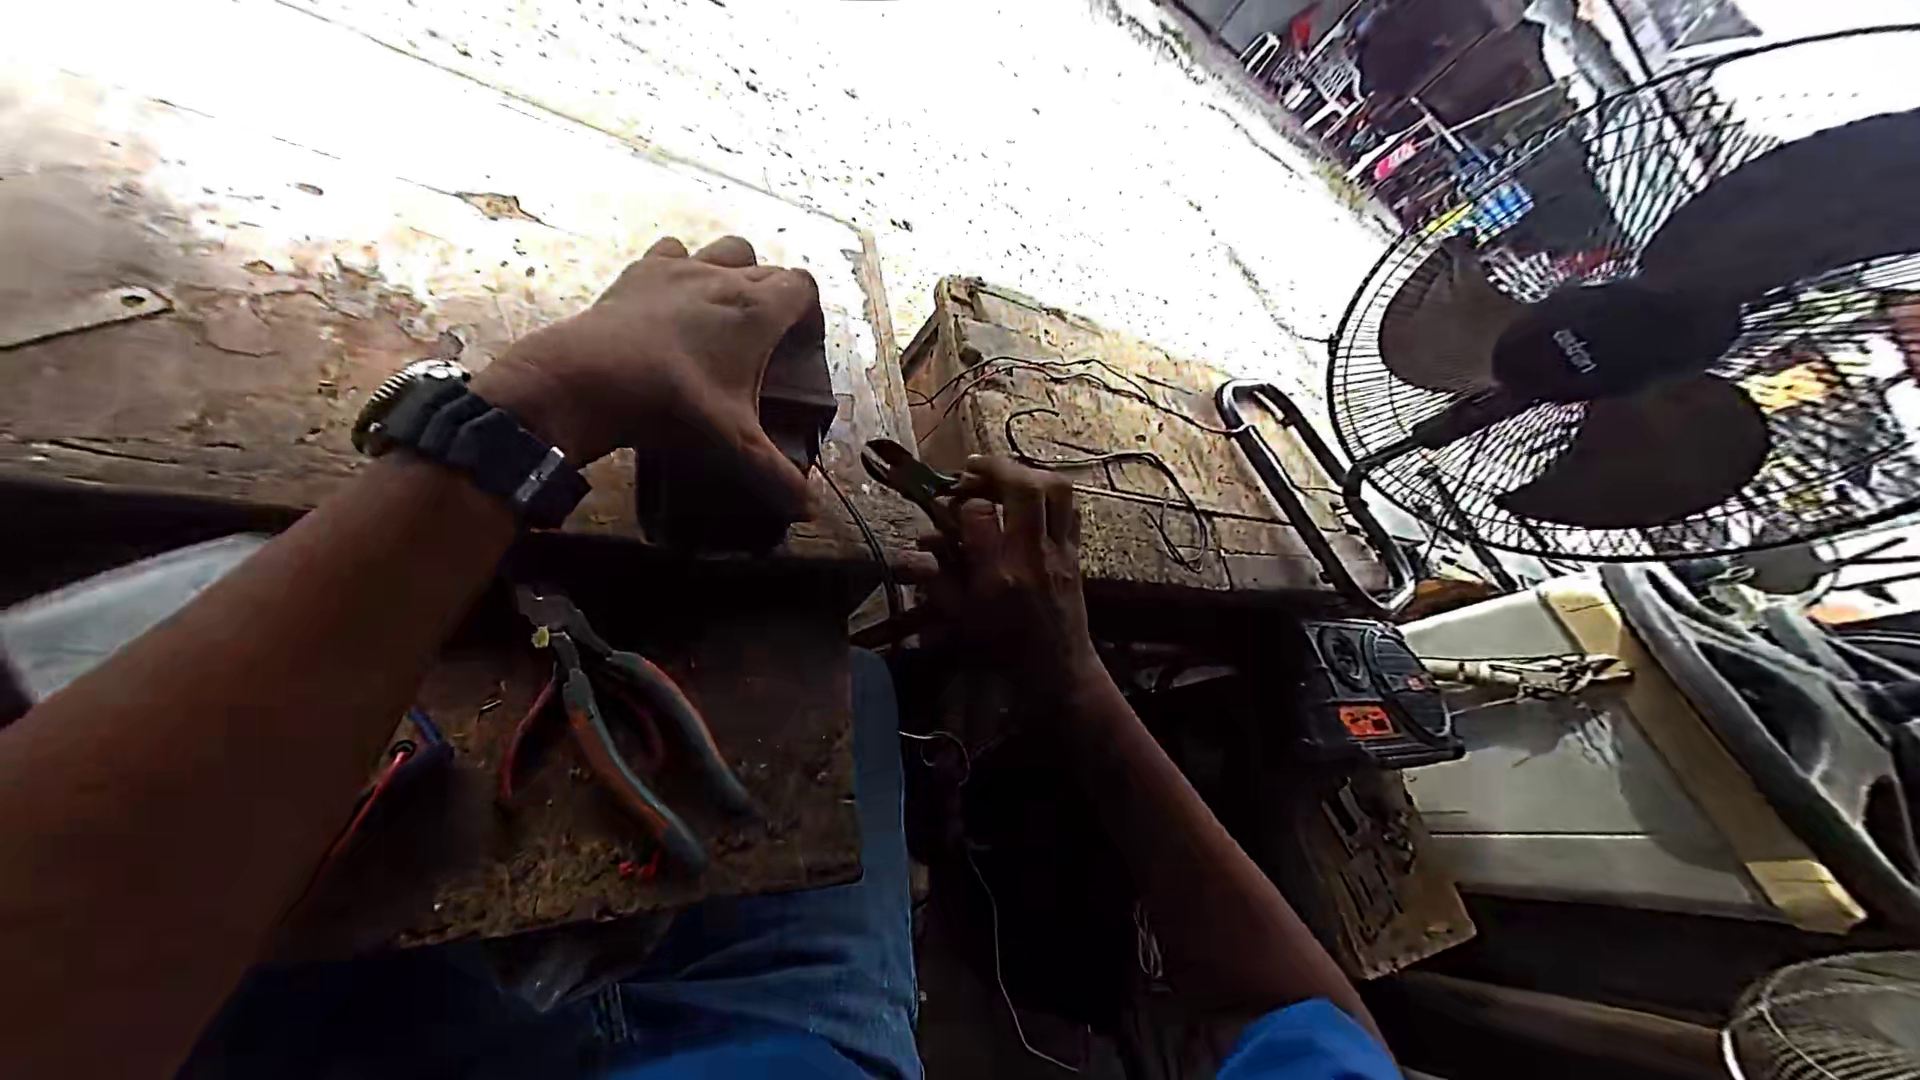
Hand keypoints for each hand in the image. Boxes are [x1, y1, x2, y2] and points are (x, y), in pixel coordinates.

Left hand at [471, 235, 818, 517]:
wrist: (585, 381)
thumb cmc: (672, 406)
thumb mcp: (735, 446)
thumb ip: (778, 478)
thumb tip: (810, 514)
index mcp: (756, 313)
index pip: (804, 288)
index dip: (810, 314)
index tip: (801, 344)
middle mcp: (724, 279)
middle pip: (771, 269)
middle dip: (779, 299)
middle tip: (769, 342)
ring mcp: (680, 269)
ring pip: (728, 251)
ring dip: (739, 274)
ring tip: (729, 314)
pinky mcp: (641, 272)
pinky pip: (676, 251)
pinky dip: (686, 267)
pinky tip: (679, 300)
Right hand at [925, 456, 1101, 700]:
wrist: (1056, 668)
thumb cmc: (1003, 646)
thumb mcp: (961, 618)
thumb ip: (937, 580)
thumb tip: (916, 549)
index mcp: (998, 574)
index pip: (979, 515)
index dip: (963, 502)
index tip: (954, 507)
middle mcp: (1031, 555)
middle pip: (1024, 489)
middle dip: (997, 468)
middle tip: (974, 467)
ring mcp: (1059, 551)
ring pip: (1057, 490)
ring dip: (1028, 473)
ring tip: (1005, 475)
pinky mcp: (1075, 551)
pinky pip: (1071, 508)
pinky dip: (1050, 493)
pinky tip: (1031, 498)